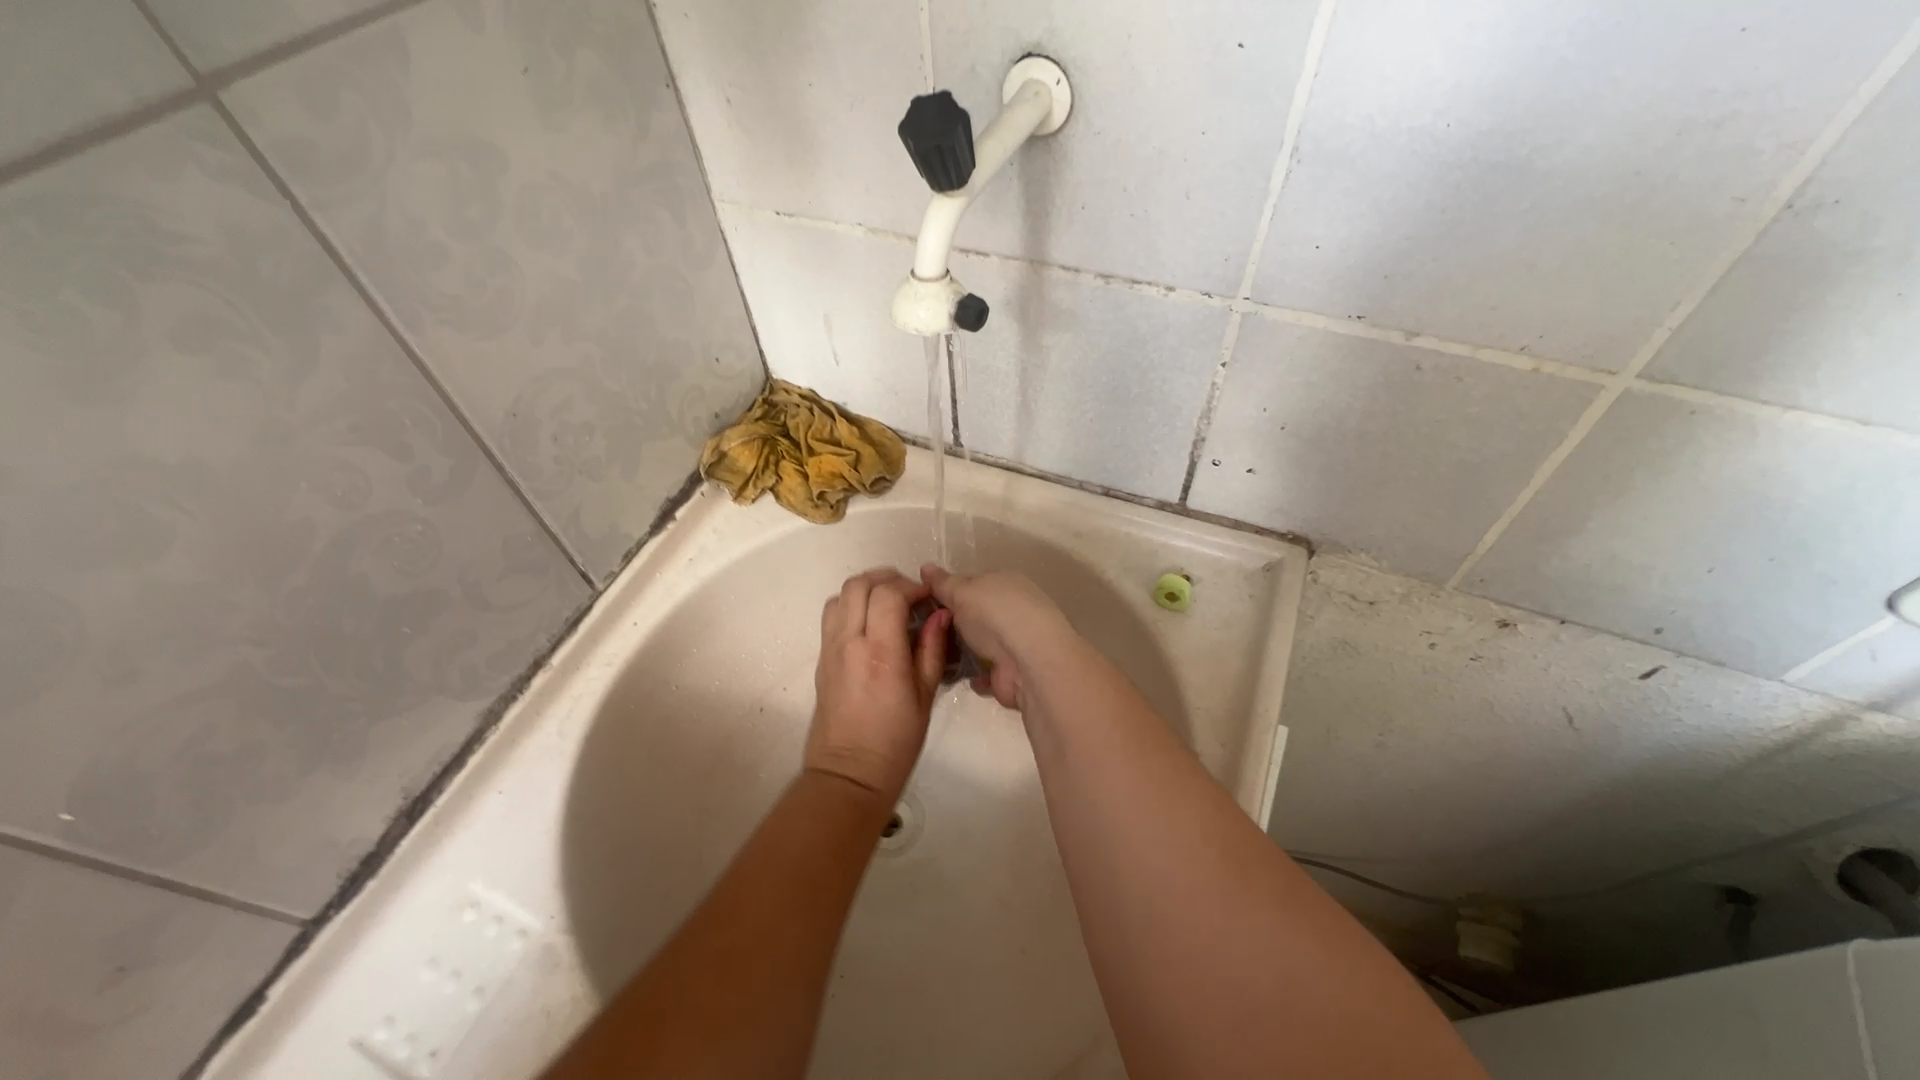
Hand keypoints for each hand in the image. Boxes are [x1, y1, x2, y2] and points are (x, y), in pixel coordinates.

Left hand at [807, 568, 949, 802]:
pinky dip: (852, 606)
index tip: (928, 598)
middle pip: (859, 584)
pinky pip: (832, 616)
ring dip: (866, 589)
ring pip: (840, 596)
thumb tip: (940, 615)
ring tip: (889, 604)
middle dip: (887, 578)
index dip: (911, 586)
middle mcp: (849, 643)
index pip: (888, 594)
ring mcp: (830, 650)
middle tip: (910, 594)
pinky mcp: (822, 660)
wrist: (848, 775)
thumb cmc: (895, 742)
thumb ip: (931, 650)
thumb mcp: (925, 697)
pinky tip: (872, 625)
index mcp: (880, 653)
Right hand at [920, 565, 1075, 711]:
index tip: (924, 604)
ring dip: (961, 652)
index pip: (972, 584)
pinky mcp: (1011, 673)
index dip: (949, 592)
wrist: (1029, 662)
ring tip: (931, 655)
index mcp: (1005, 583)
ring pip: (979, 645)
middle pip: (975, 616)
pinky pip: (985, 673)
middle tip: (923, 632)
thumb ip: (943, 583)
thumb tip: (925, 567)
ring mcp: (1014, 643)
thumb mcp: (962, 591)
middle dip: (953, 625)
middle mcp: (1012, 611)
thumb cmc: (995, 615)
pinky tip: (955, 676)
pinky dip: (973, 676)